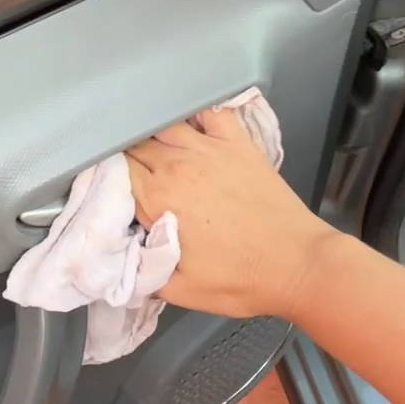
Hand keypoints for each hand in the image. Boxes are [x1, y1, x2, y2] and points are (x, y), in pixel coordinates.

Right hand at [126, 108, 355, 318]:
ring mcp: (210, 149)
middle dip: (123, 156)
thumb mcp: (180, 290)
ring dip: (151, 134)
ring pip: (163, 124)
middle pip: (134, 144)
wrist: (299, 265)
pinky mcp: (238, 143)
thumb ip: (140, 271)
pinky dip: (194, 114)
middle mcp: (178, 165)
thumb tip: (117, 256)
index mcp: (159, 197)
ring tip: (150, 148)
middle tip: (126, 173)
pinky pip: (209, 113)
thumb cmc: (242, 280)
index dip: (105, 177)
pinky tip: (189, 124)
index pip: (114, 170)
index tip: (106, 188)